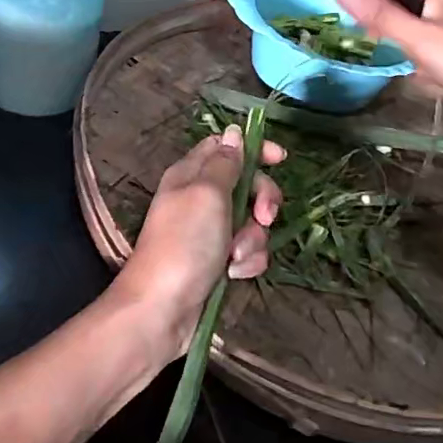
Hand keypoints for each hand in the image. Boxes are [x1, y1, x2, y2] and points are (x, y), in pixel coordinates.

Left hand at [121, 124, 283, 354]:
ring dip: (253, 239)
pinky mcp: (219, 260)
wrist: (162, 309)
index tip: (279, 159)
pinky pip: (248, 251)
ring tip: (235, 256)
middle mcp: (201, 199)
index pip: (227, 147)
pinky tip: (234, 273)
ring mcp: (211, 231)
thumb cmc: (184, 244)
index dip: (254, 149)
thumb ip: (225, 163)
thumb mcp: (207, 194)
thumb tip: (234, 134)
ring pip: (252, 222)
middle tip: (262, 217)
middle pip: (247, 184)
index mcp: (192, 174)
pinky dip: (247, 261)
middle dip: (262, 201)